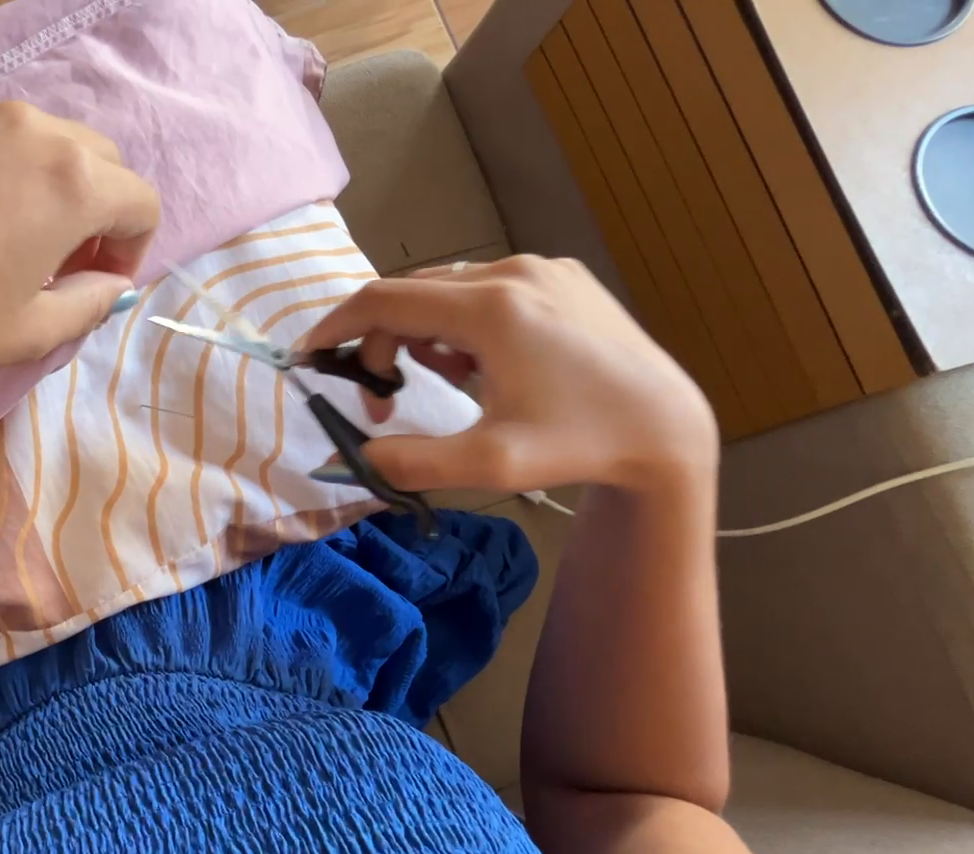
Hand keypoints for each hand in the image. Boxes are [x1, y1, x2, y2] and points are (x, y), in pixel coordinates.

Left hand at [0, 77, 160, 403]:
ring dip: (50, 179)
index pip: (140, 203)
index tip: (101, 283)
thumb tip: (111, 285)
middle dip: (98, 212)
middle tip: (63, 263)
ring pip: (44, 135)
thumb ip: (89, 304)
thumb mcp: (31, 331)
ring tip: (14, 228)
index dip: (132, 250)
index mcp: (76, 182)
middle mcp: (35, 131)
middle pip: (100, 161)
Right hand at [305, 256, 717, 494]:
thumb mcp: (487, 464)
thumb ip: (404, 463)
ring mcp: (541, 269)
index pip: (383, 300)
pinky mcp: (559, 278)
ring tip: (442, 385)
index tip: (307, 359)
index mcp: (493, 308)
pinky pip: (478, 291)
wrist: (666, 430)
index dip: (335, 328)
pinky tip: (477, 365)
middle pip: (408, 296)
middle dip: (378, 347)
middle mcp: (513, 272)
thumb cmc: (578, 445)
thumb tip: (337, 462)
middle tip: (384, 404)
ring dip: (418, 338)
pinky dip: (454, 326)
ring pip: (442, 293)